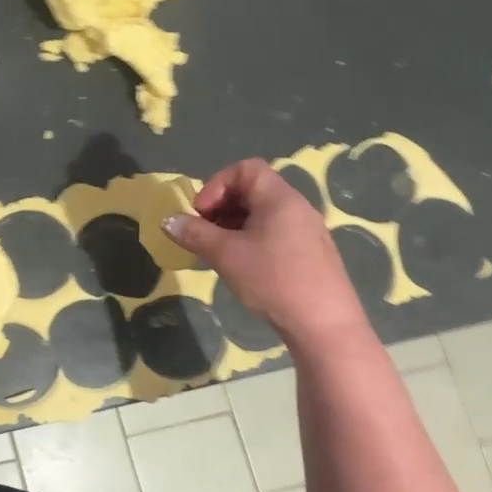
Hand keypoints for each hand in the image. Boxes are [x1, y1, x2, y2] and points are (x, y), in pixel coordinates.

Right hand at [163, 159, 365, 343]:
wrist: (323, 323)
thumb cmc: (273, 280)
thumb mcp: (226, 255)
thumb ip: (194, 234)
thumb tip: (168, 221)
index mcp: (280, 198)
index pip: (245, 168)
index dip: (217, 184)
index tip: (202, 213)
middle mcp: (297, 206)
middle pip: (253, 189)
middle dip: (222, 206)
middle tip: (204, 233)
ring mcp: (307, 229)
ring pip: (263, 212)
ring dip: (234, 224)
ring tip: (219, 251)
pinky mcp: (310, 251)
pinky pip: (275, 231)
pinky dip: (251, 238)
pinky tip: (243, 265)